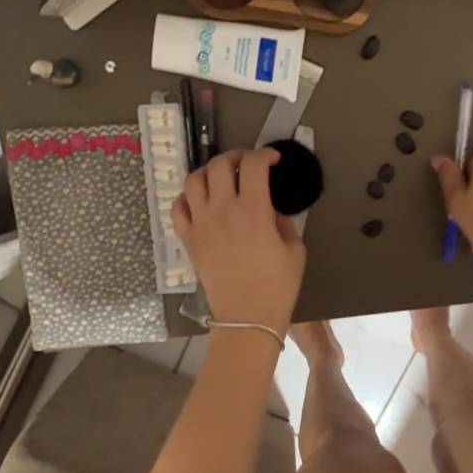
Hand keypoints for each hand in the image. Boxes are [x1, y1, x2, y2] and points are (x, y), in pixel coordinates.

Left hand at [173, 148, 305, 332]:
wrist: (247, 318)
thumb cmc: (277, 287)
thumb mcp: (294, 251)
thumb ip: (284, 223)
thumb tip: (272, 210)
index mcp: (253, 210)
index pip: (254, 165)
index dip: (264, 155)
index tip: (273, 160)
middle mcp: (223, 210)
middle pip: (219, 165)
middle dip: (235, 156)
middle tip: (246, 165)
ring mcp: (201, 224)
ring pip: (194, 180)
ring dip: (209, 173)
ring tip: (221, 179)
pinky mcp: (188, 239)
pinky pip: (178, 207)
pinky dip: (187, 197)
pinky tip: (200, 201)